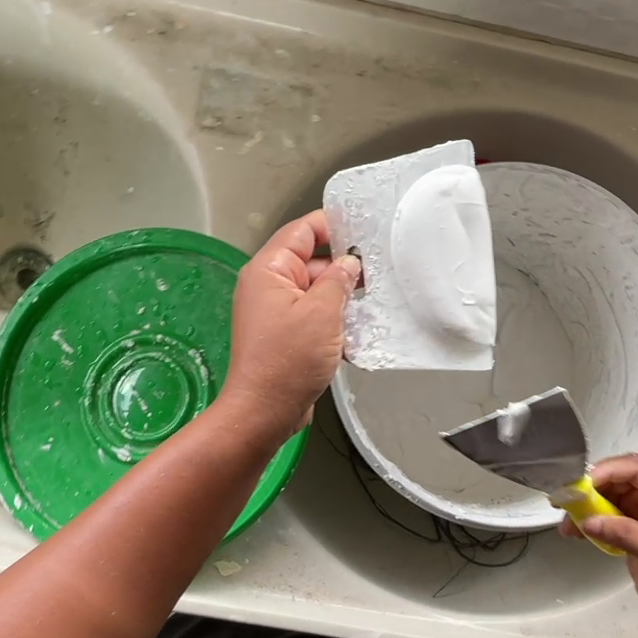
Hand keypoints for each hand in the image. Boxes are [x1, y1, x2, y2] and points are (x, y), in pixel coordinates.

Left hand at [221, 210, 360, 438]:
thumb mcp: (322, 313)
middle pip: (311, 262)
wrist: (264, 411)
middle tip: (373, 278)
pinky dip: (331, 323)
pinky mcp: (283, 336)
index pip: (302, 231)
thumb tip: (349, 264)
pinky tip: (351, 336)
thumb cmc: (285, 364)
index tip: (361, 228)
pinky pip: (312, 318)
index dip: (332, 225)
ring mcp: (274, 312)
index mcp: (269, 271)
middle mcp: (267, 287)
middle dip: (342, 270)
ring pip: (315, 293)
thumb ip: (338, 280)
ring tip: (364, 310)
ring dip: (339, 301)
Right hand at [560, 455, 637, 620]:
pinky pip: (603, 509)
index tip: (581, 486)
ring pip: (606, 492)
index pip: (637, 469)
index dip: (608, 472)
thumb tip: (589, 520)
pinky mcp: (629, 520)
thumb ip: (626, 534)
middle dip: (591, 488)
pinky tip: (574, 531)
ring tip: (567, 523)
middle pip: (617, 476)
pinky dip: (587, 518)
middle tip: (567, 501)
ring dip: (585, 504)